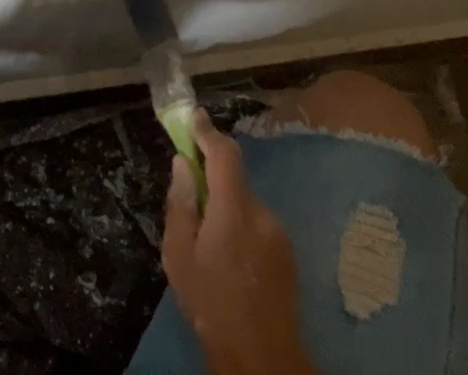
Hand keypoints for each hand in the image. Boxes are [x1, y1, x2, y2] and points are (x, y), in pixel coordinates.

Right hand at [161, 109, 317, 374]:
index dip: (208, 131)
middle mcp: (263, 213)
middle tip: (188, 196)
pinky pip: (258, 223)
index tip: (193, 117)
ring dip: (226, 207)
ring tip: (207, 242)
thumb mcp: (178, 255)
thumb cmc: (210, 303)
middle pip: (235, 178)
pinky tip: (228, 257)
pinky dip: (240, 225)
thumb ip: (181, 204)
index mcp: (234, 211)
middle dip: (212, 178)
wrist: (262, 355)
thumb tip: (183, 164)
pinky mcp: (288, 251)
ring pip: (246, 203)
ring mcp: (280, 232)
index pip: (225, 154)